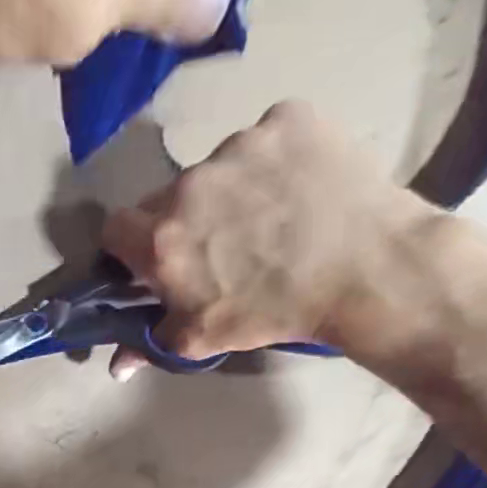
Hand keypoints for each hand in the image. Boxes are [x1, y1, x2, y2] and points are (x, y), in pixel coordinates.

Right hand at [99, 102, 449, 378]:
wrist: (372, 272)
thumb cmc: (276, 313)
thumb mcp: (202, 339)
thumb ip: (149, 343)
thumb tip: (117, 367)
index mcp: (160, 239)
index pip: (115, 228)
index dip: (129, 244)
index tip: (151, 257)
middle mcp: (188, 185)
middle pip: (165, 197)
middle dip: (181, 218)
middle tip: (220, 241)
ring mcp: (238, 147)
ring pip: (215, 167)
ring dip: (228, 188)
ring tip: (270, 213)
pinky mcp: (286, 119)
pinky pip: (265, 137)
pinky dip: (274, 158)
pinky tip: (299, 185)